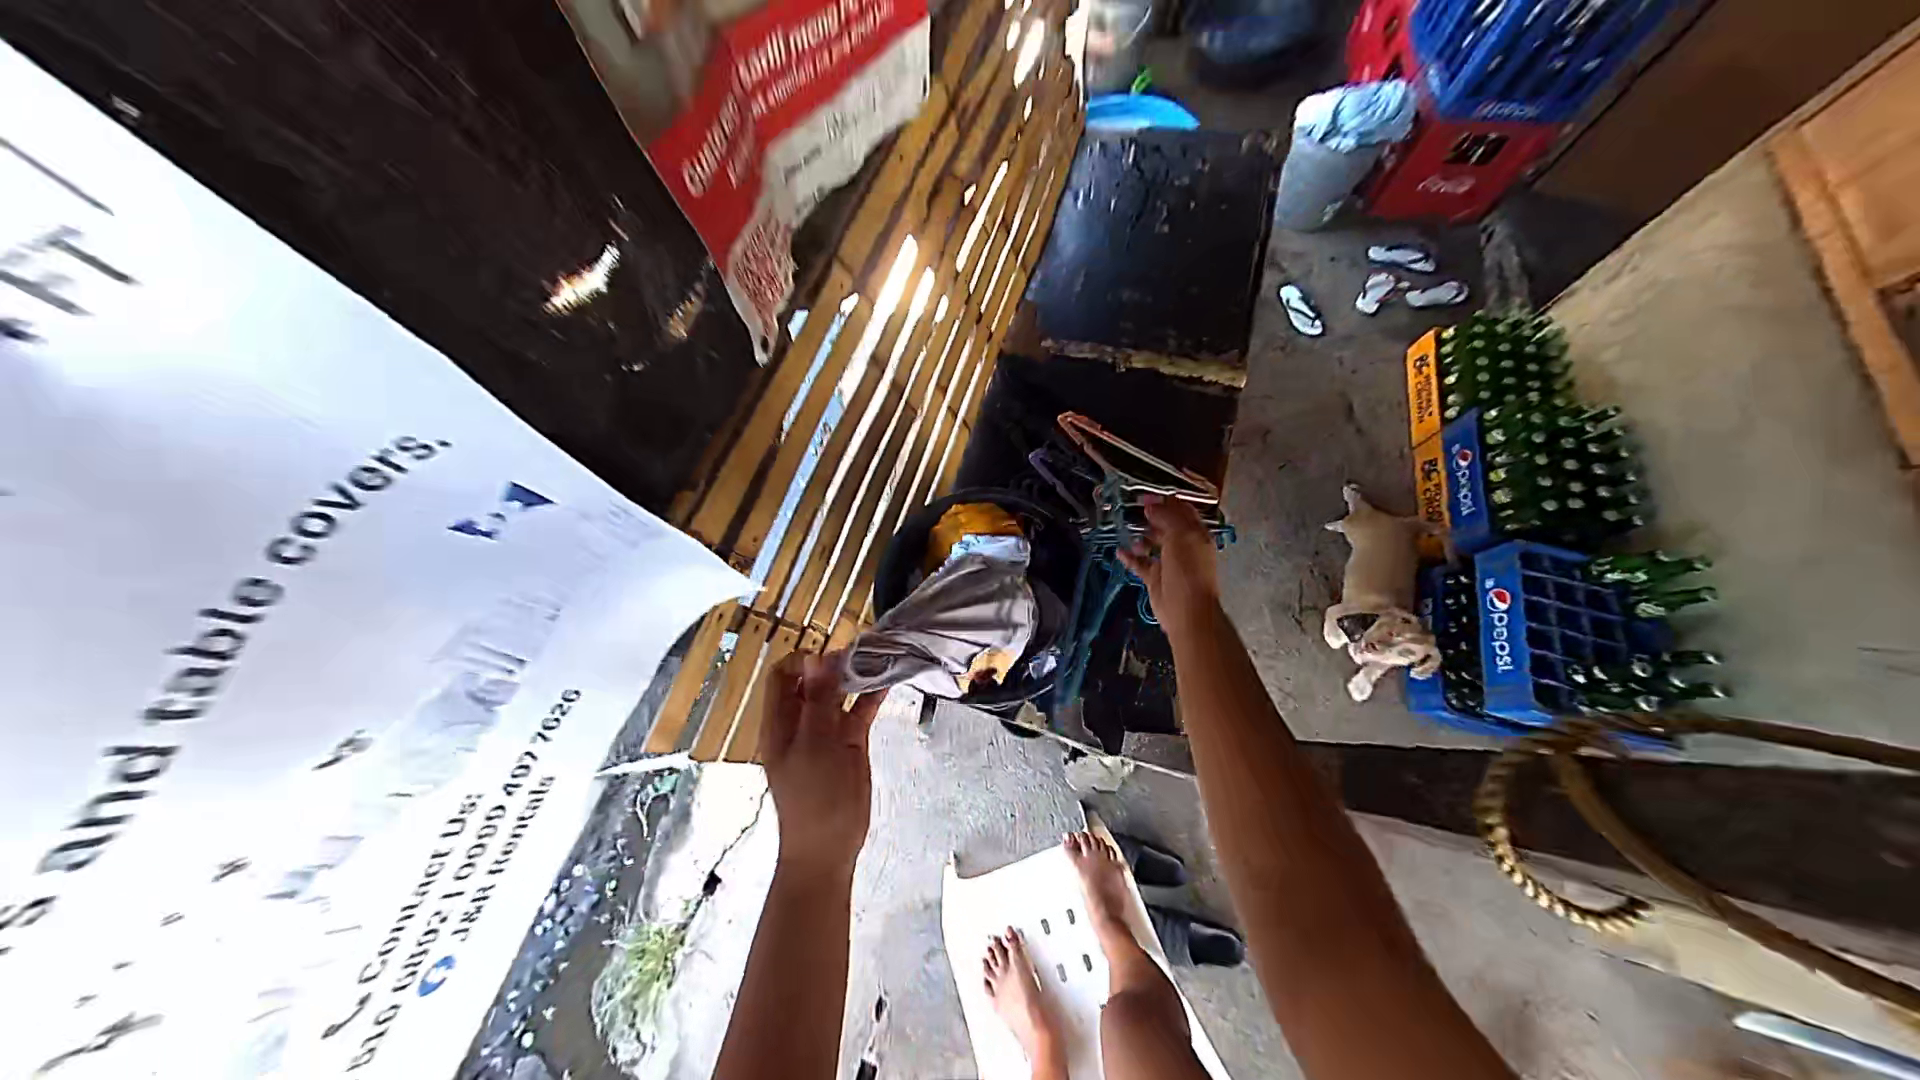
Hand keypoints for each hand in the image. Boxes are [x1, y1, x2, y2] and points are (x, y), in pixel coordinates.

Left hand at [762, 651, 885, 878]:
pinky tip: (887, 681)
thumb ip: (818, 701)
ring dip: (855, 676)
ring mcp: (827, 731)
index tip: (830, 656)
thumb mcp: (814, 744)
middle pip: (814, 680)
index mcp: (780, 722)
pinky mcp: (850, 742)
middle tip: (861, 652)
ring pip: (839, 693)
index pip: (784, 676)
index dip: (803, 661)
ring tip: (878, 658)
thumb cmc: (813, 798)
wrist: (829, 847)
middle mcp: (801, 721)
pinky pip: (859, 711)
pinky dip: (871, 697)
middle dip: (834, 663)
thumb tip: (815, 658)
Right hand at [1117, 493, 1221, 637]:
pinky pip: (1140, 563)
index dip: (1165, 501)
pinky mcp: (1155, 577)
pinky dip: (1130, 557)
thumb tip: (1152, 506)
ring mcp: (1168, 562)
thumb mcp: (1181, 536)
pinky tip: (1120, 551)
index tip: (1145, 495)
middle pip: (1165, 526)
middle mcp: (1183, 546)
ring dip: (1140, 537)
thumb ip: (1166, 517)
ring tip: (1129, 534)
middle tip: (1132, 510)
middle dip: (1151, 517)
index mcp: (1195, 534)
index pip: (1182, 511)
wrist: (1187, 610)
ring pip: (1152, 543)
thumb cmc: (1189, 570)